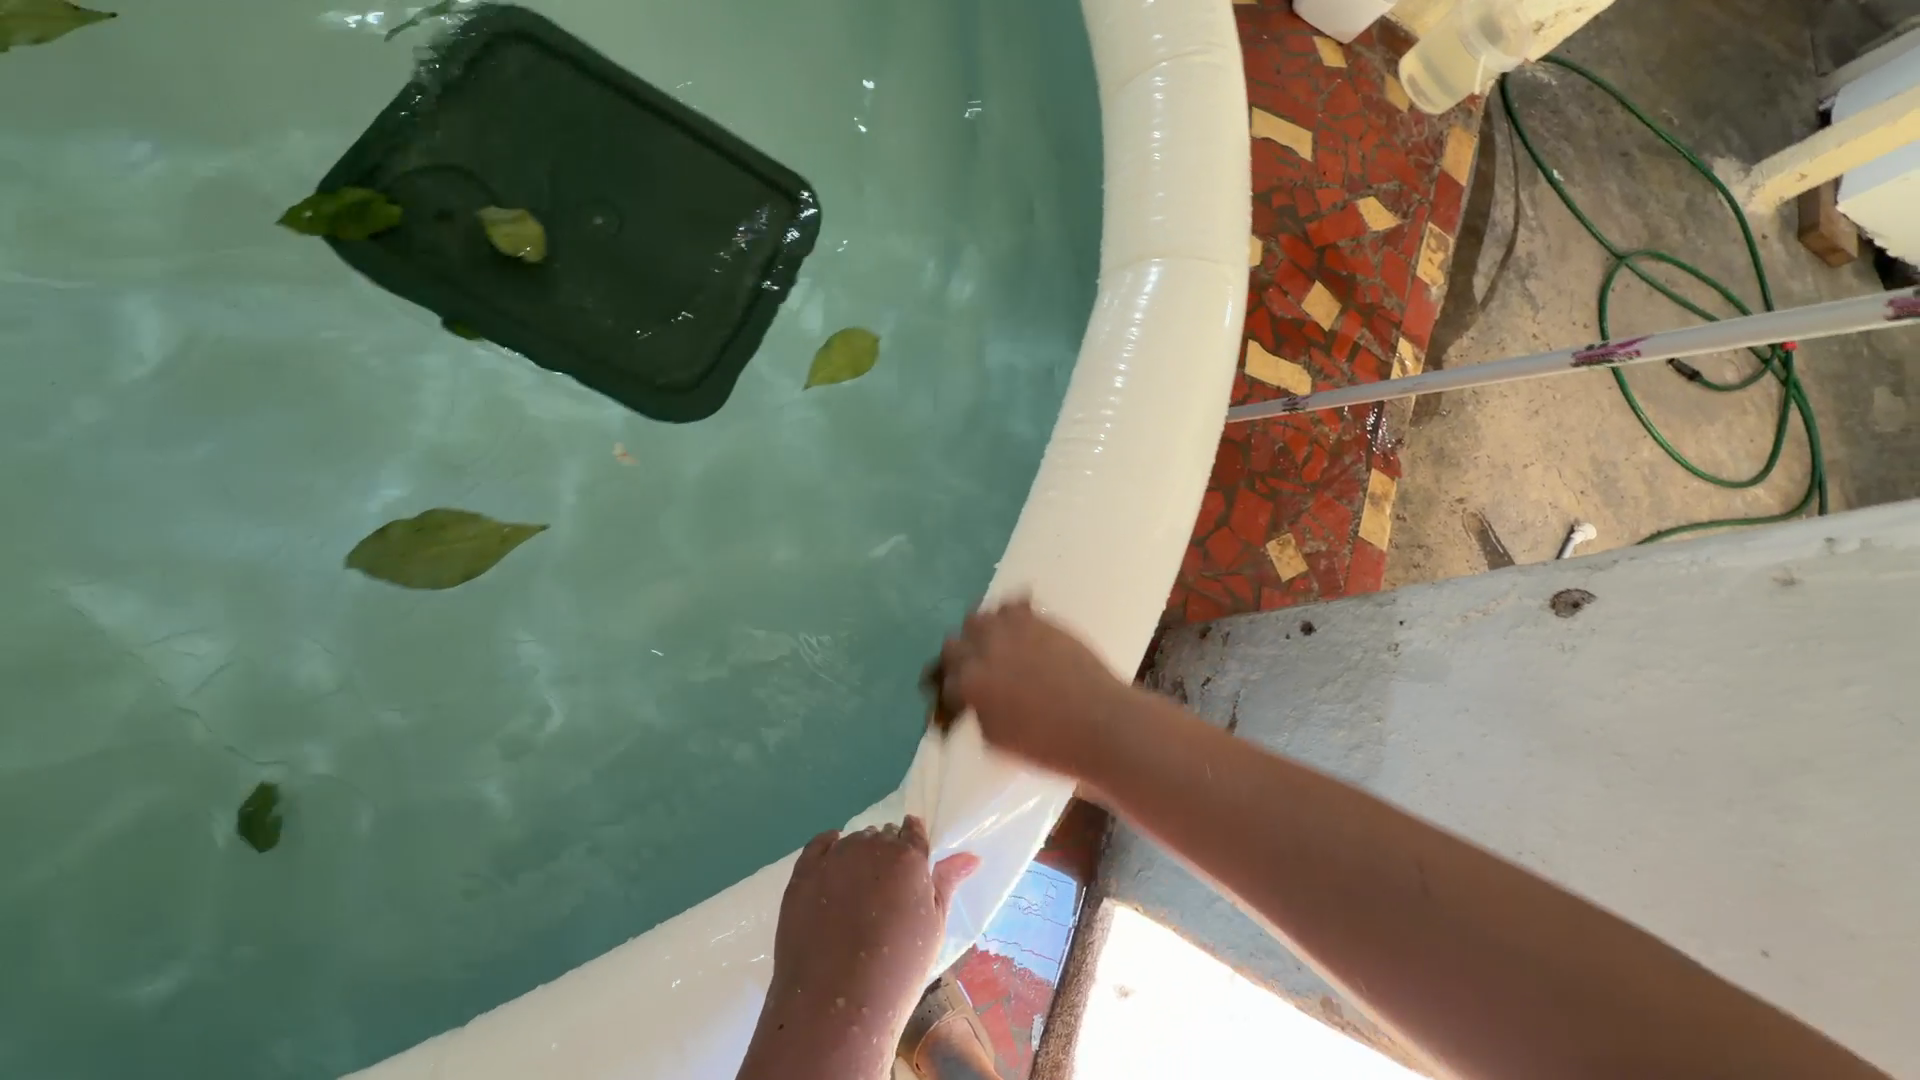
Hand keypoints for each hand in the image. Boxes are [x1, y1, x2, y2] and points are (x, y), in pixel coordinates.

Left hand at [764, 817, 978, 1037]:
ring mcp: (834, 858)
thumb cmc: (897, 969)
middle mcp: (871, 847)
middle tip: (886, 892)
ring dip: (860, 855)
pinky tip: (832, 867)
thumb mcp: (933, 926)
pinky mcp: (803, 874)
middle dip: (887, 855)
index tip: (911, 865)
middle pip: (882, 837)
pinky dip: (828, 848)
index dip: (913, 845)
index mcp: (908, 857)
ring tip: (859, 894)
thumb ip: (947, 883)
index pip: (913, 831)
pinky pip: (819, 844)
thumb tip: (971, 856)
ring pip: (853, 842)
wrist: (837, 1004)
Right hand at [936, 599, 1140, 777]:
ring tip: (996, 647)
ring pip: (980, 618)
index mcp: (970, 685)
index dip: (951, 689)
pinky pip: (1014, 605)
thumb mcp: (999, 741)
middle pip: (954, 643)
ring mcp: (1013, 631)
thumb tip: (974, 702)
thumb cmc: (1050, 745)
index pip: (944, 678)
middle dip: (961, 657)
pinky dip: (1011, 615)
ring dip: (982, 633)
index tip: (960, 697)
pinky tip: (1019, 629)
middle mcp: (984, 651)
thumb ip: (978, 713)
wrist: (1101, 724)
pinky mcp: (1040, 621)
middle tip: (976, 671)